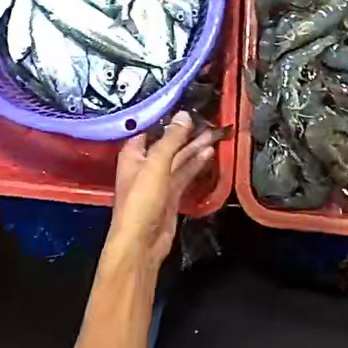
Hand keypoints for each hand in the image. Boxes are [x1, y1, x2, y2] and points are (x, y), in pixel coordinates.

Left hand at [107, 112, 220, 269]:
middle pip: (167, 144)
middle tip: (207, 120)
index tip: (186, 106)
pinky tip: (209, 153)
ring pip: (179, 159)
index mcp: (133, 153)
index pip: (150, 129)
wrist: (142, 241)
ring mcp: (158, 180)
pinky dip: (195, 164)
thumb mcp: (156, 164)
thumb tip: (184, 115)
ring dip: (194, 148)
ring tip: (213, 134)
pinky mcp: (170, 194)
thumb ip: (171, 139)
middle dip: (186, 133)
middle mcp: (144, 164)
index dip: (167, 118)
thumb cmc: (142, 199)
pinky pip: (184, 174)